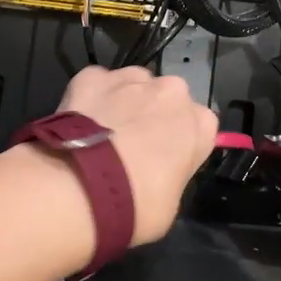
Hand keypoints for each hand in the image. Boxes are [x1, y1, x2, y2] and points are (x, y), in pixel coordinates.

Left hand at [51, 65, 217, 245]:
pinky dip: (90, 99)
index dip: (179, 143)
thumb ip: (172, 174)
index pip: (199, 127)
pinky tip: (80, 124)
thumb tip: (154, 172)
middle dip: (152, 116)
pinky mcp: (92, 75)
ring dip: (123, 104)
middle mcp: (171, 90)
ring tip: (101, 136)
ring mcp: (130, 78)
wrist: (80, 188)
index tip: (163, 161)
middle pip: (166, 99)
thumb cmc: (137, 204)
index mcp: (200, 122)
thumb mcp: (170, 204)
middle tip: (130, 149)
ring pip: (132, 86)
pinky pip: (96, 85)